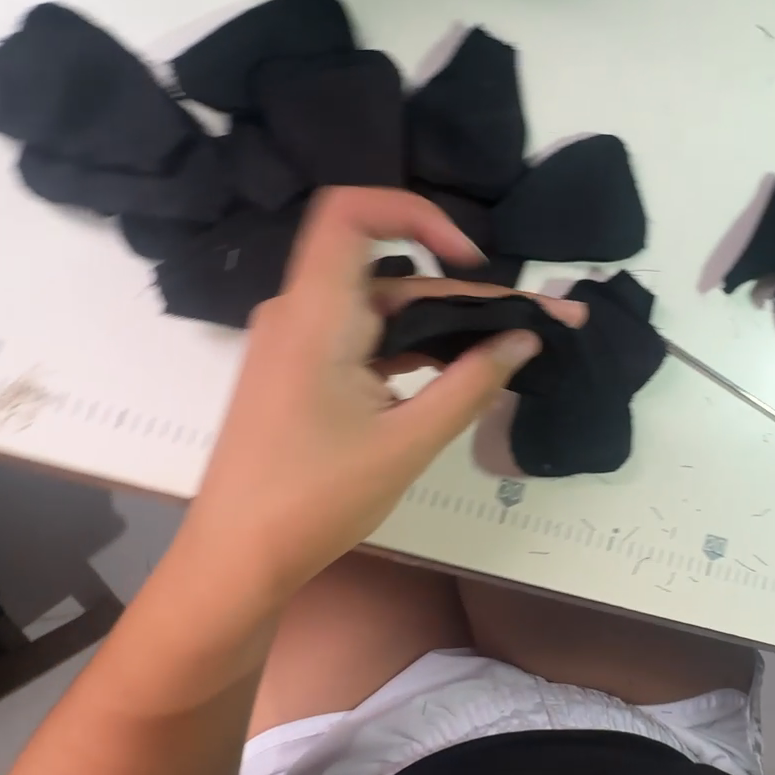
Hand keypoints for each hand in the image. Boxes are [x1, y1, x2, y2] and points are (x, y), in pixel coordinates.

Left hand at [182, 187, 586, 582]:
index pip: (352, 214)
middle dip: (466, 295)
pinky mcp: (302, 371)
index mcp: (316, 316)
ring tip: (513, 349)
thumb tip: (526, 337)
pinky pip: (367, 339)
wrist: (236, 560)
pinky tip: (460, 374)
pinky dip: (414, 350)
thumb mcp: (408, 442)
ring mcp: (298, 343)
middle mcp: (301, 313)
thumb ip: (472, 383)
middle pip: (391, 275)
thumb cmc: (316, 501)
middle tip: (538, 322)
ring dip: (445, 327)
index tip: (471, 260)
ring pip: (384, 311)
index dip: (416, 215)